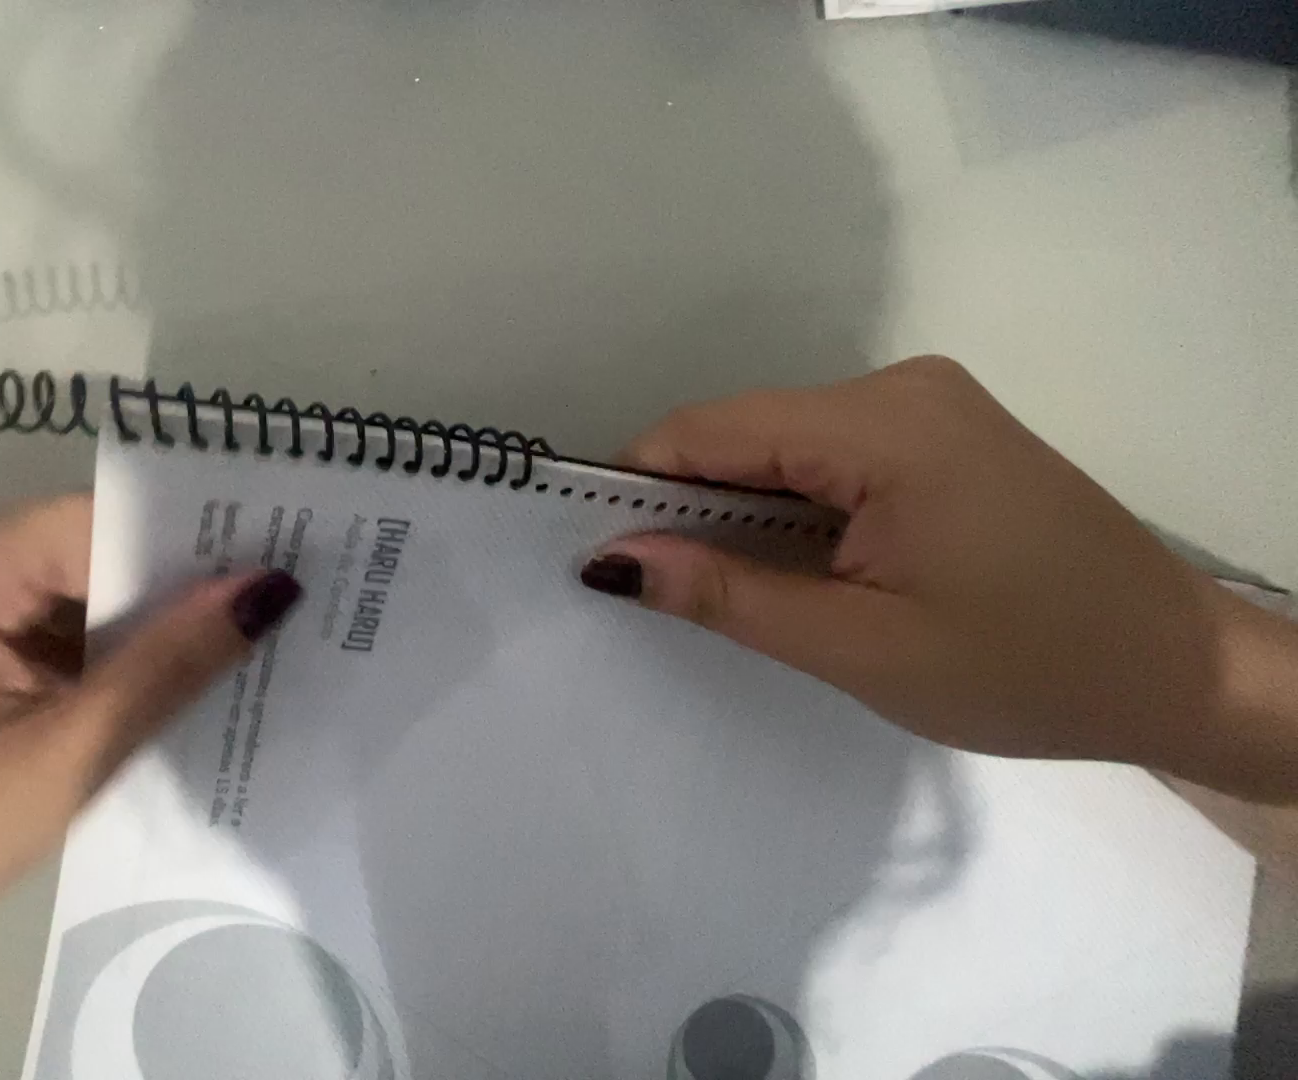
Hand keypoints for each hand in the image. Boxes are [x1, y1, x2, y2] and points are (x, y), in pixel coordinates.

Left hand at [0, 495, 302, 1079]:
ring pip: (64, 588)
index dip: (190, 547)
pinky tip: (142, 689)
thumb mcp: (60, 760)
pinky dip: (88, 654)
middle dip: (167, 596)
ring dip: (131, 631)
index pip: (98, 522)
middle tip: (267, 624)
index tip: (276, 572)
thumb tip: (267, 591)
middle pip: (82, 550)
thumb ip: (165, 669)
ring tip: (223, 660)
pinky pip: (33, 619)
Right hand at [581, 357, 1297, 803]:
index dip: (639, 486)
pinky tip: (787, 557)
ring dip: (727, 507)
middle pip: (733, 432)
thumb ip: (724, 595)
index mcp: (885, 428)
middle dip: (683, 503)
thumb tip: (609, 563)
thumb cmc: (1027, 670)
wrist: (1185, 676)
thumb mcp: (857, 648)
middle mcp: (895, 390)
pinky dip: (771, 502)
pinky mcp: (924, 429)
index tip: (608, 556)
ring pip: (763, 442)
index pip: (707, 430)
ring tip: (731, 580)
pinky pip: (806, 452)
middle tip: (670, 585)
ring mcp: (914, 403)